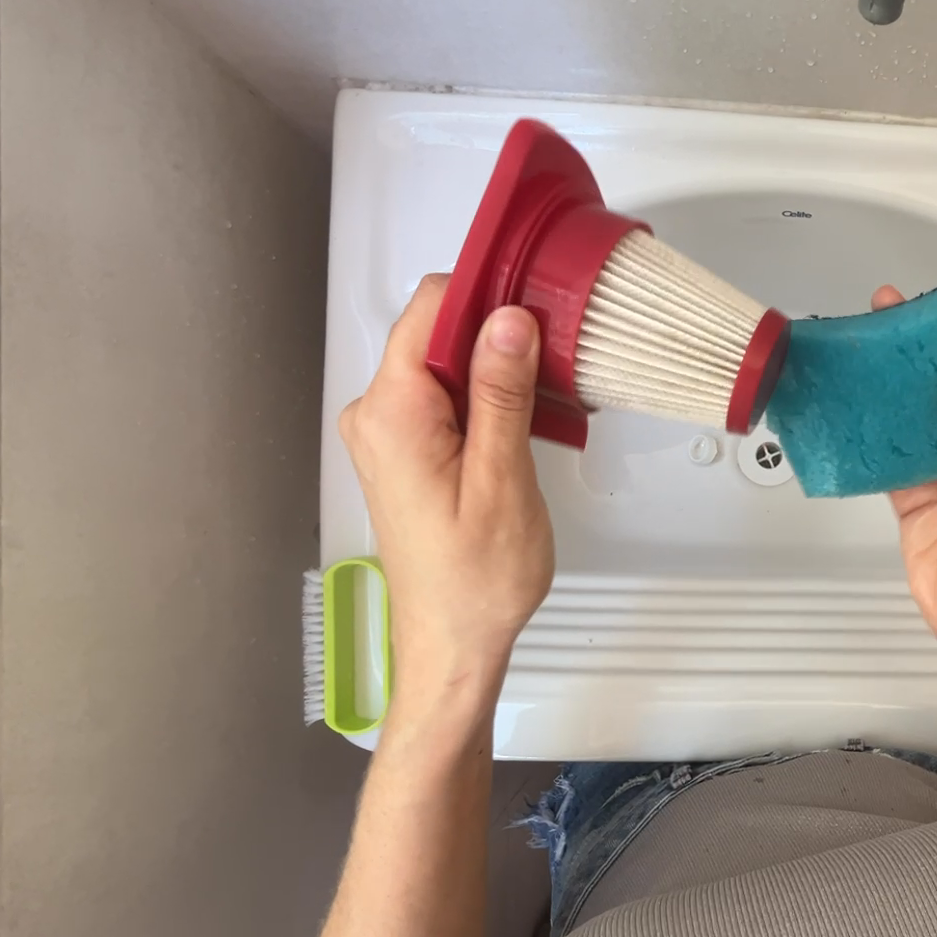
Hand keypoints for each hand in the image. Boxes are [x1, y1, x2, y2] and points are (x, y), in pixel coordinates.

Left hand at [339, 275, 554, 707]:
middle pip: (437, 334)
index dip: (486, 293)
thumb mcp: (501, 480)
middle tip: (557, 356)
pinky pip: (447, 400)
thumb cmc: (477, 580)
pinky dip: (487, 398)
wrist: (454, 644)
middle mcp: (379, 416)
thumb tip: (507, 320)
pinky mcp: (409, 453)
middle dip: (499, 333)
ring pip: (446, 367)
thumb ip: (501, 395)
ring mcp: (391, 435)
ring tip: (548, 398)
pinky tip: (523, 423)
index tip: (537, 296)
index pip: (430, 310)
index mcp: (395, 414)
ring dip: (498, 369)